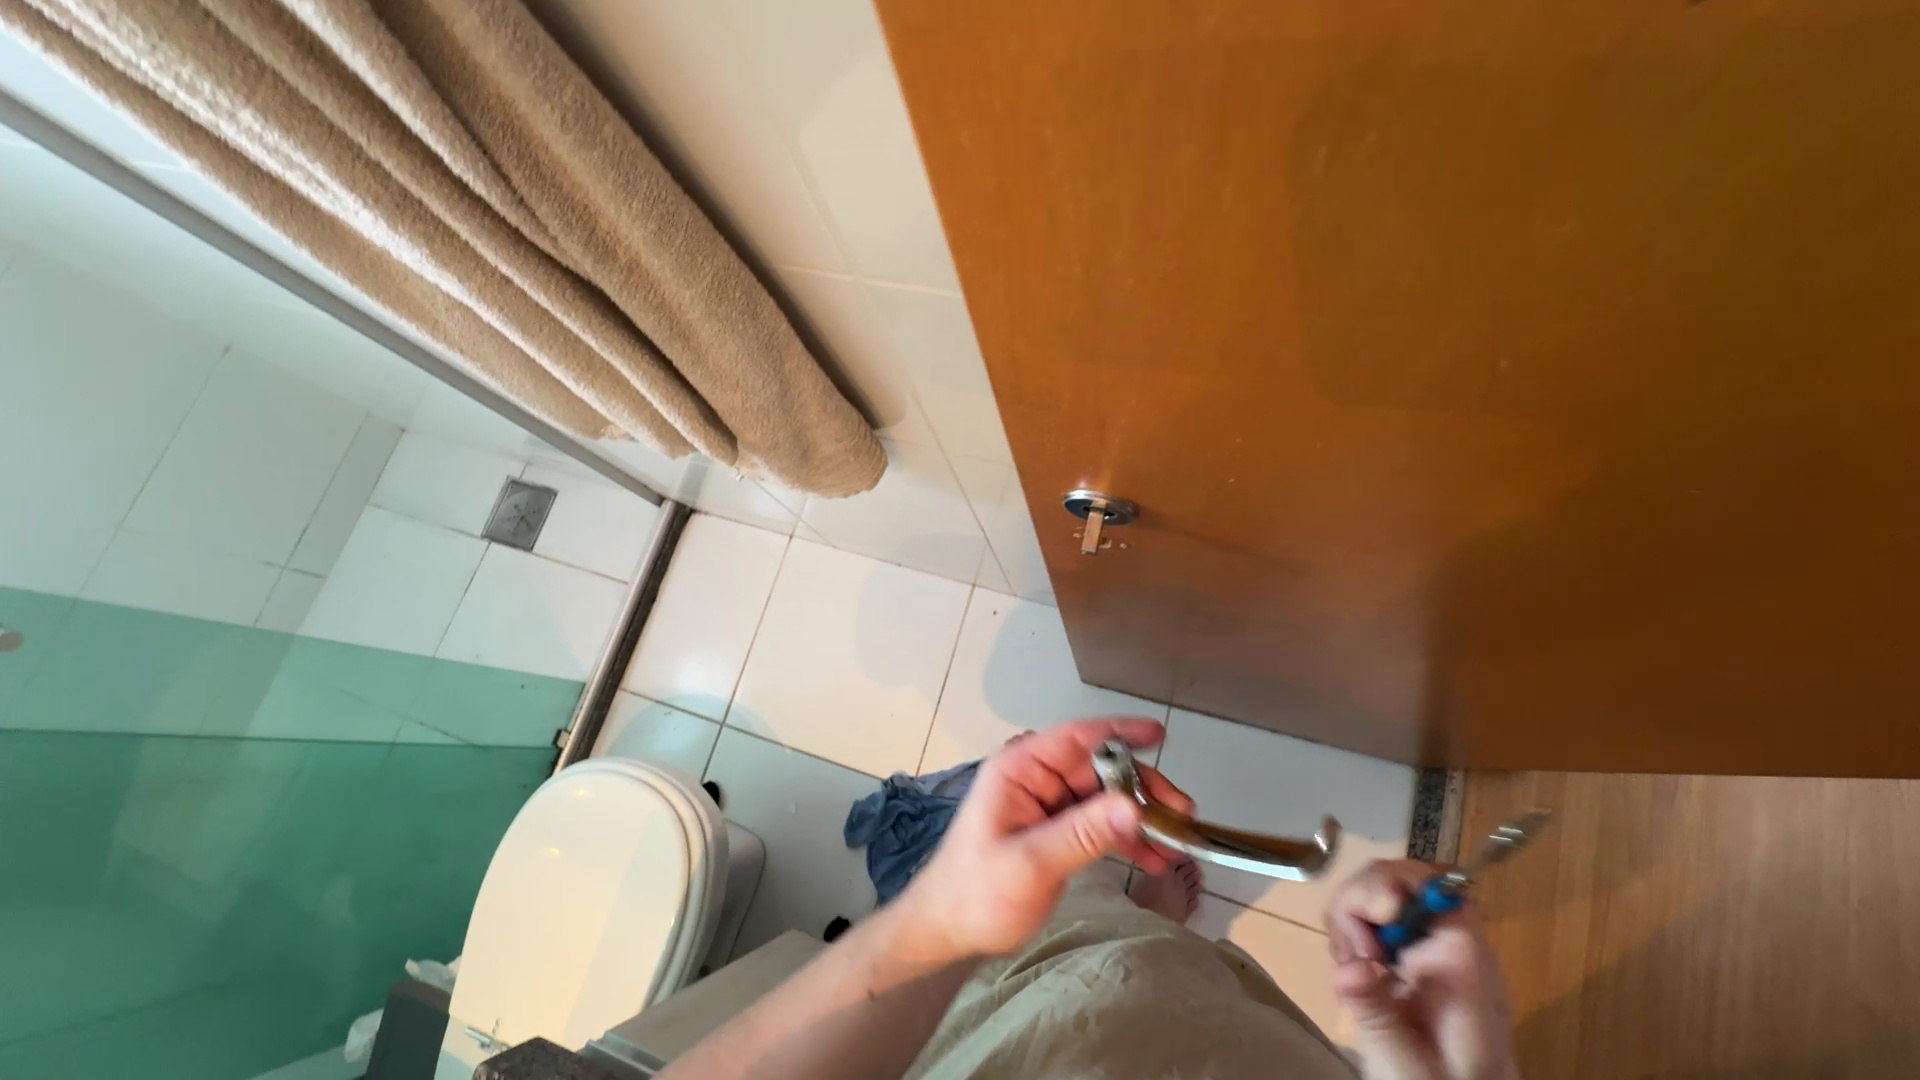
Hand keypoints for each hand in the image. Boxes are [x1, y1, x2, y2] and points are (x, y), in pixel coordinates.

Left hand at [894, 717, 1192, 963]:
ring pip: (1104, 797)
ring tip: (1178, 845)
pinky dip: (1126, 839)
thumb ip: (1083, 833)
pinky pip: (1098, 823)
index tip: (1160, 734)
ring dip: (1140, 818)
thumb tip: (1135, 805)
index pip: (1076, 737)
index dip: (1119, 732)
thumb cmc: (978, 891)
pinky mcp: (1054, 829)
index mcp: (1020, 768)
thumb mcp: (1031, 863)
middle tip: (1182, 812)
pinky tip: (1155, 861)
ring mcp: (1045, 803)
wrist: (947, 929)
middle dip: (1142, 788)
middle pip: (1099, 768)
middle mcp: (1035, 778)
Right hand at [1326, 860, 1520, 1079]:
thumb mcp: (1406, 1064)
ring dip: (1350, 915)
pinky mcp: (1408, 948)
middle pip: (1401, 878)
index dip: (1403, 882)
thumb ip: (1380, 1016)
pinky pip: (1371, 911)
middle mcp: (1448, 942)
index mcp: (1463, 965)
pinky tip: (1353, 964)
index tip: (1378, 914)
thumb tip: (1350, 968)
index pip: (1441, 889)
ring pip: (1379, 888)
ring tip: (1352, 964)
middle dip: (1362, 900)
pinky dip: (1350, 926)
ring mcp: (1427, 942)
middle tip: (1353, 951)